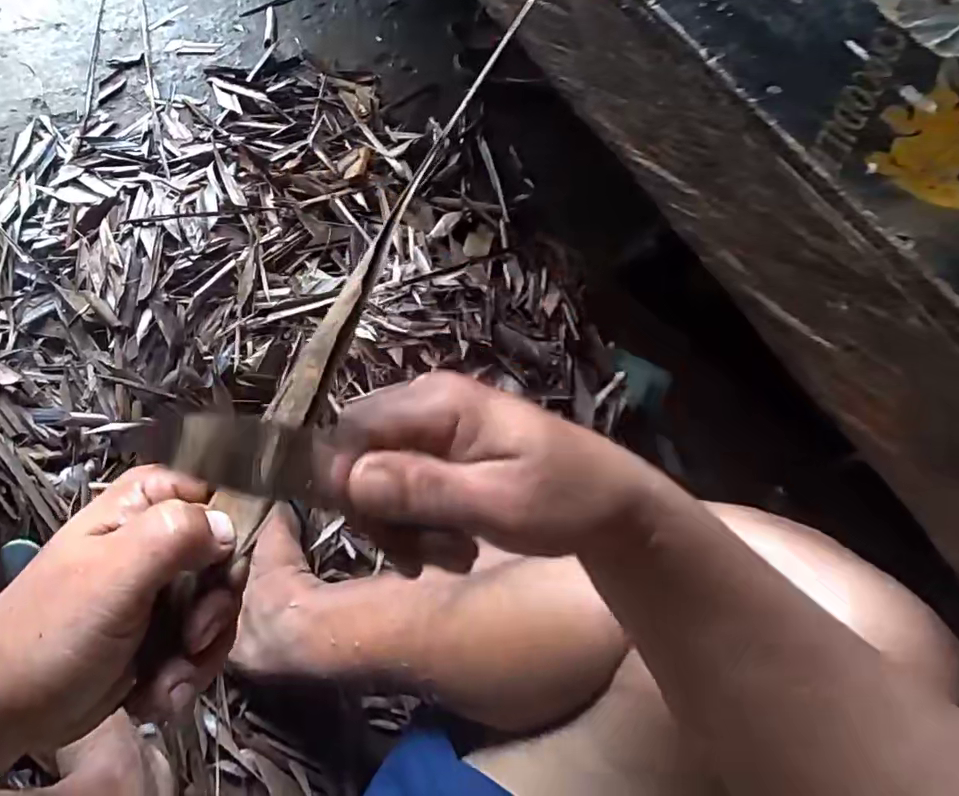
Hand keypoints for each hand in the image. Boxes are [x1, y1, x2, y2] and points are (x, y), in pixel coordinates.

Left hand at [0, 466, 240, 750]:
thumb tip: (228, 527)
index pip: (214, 498)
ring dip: (198, 655)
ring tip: (164, 679)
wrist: (4, 707)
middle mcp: (155, 538)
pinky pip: (199, 647)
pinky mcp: (157, 631)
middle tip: (190, 640)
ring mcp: (157, 587)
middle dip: (213, 612)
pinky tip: (153, 692)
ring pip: (216, 609)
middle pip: (224, 560)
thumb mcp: (113, 573)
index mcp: (143, 503)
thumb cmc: (49, 631)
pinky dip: (184, 676)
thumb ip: (174, 536)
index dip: (226, 540)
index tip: (218, 579)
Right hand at [335, 371, 660, 561]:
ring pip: (374, 473)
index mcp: (438, 400)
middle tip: (417, 559)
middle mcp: (423, 402)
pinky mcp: (435, 449)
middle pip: (359, 451)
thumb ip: (425, 488)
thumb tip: (351, 480)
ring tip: (450, 557)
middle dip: (378, 510)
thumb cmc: (567, 499)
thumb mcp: (501, 502)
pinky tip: (448, 548)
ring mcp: (428, 425)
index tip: (370, 532)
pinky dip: (412, 523)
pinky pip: (396, 483)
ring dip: (400, 524)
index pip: (356, 426)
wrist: (613, 507)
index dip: (345, 477)